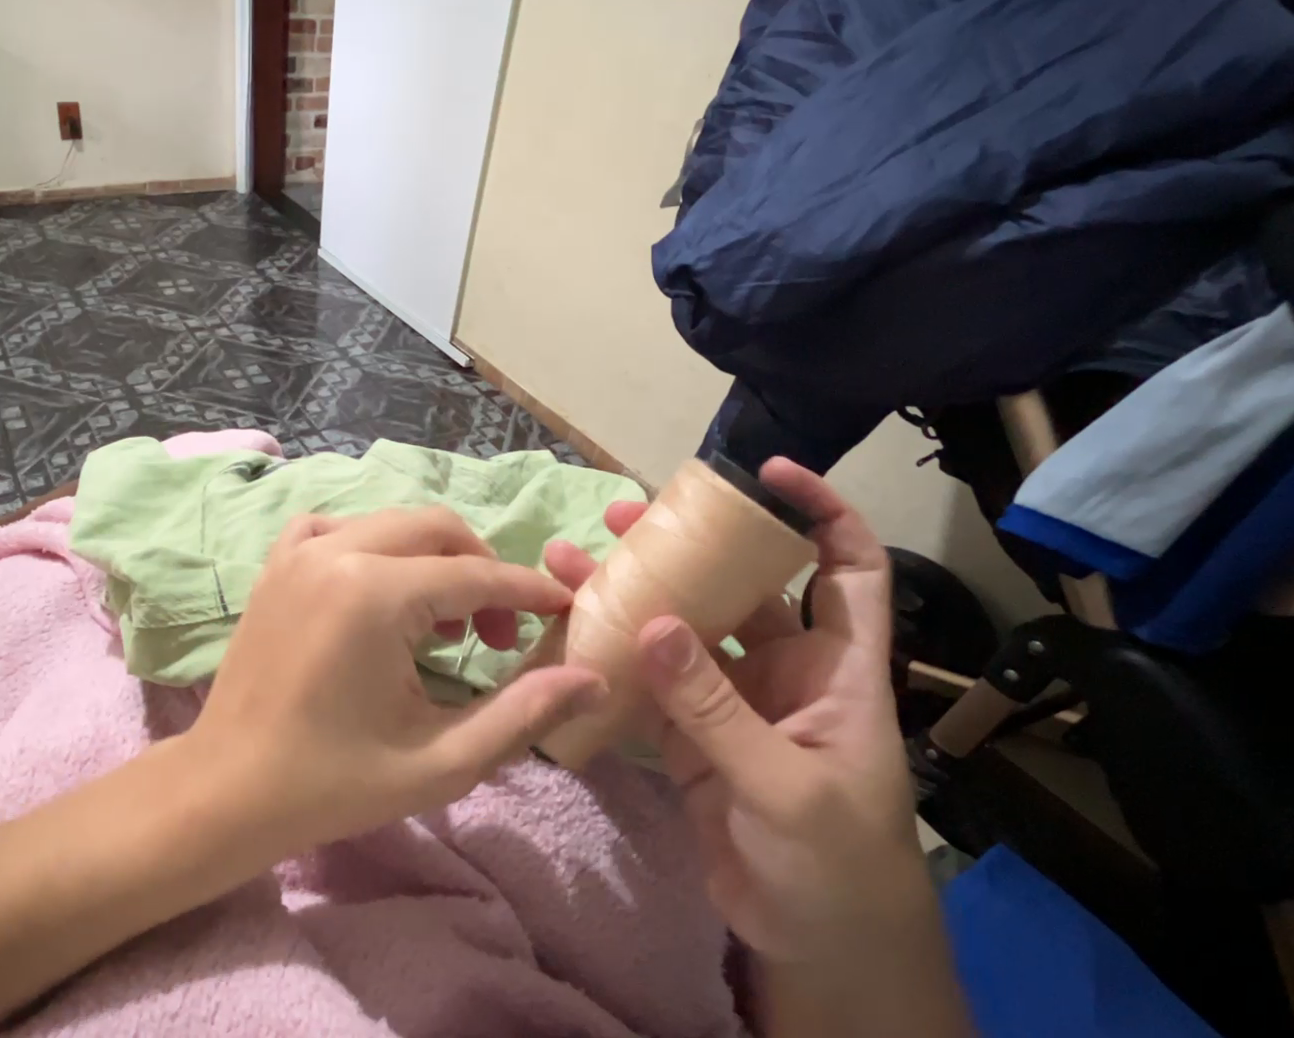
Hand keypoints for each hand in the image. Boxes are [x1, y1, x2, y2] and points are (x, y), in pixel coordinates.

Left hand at [185, 506, 607, 854]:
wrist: (228, 789)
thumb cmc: (333, 783)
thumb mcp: (440, 762)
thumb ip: (522, 714)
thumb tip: (592, 678)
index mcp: (375, 594)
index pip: (476, 575)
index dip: (528, 591)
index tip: (563, 610)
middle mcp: (336, 553)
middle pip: (438, 531)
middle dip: (483, 572)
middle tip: (497, 636)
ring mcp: (298, 552)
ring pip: (391, 523)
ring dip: (433, 559)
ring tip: (443, 625)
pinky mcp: (276, 565)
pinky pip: (337, 528)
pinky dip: (373, 547)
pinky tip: (380, 591)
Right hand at [541, 459, 922, 962]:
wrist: (813, 941)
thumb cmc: (836, 863)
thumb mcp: (785, 785)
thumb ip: (715, 709)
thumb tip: (653, 625)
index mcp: (835, 669)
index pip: (846, 569)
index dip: (819, 513)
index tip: (766, 475)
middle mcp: (781, 670)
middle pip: (738, 586)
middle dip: (686, 546)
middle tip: (621, 517)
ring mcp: (728, 700)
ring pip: (680, 631)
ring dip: (632, 597)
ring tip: (570, 563)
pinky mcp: (686, 735)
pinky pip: (646, 682)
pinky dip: (610, 658)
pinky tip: (570, 633)